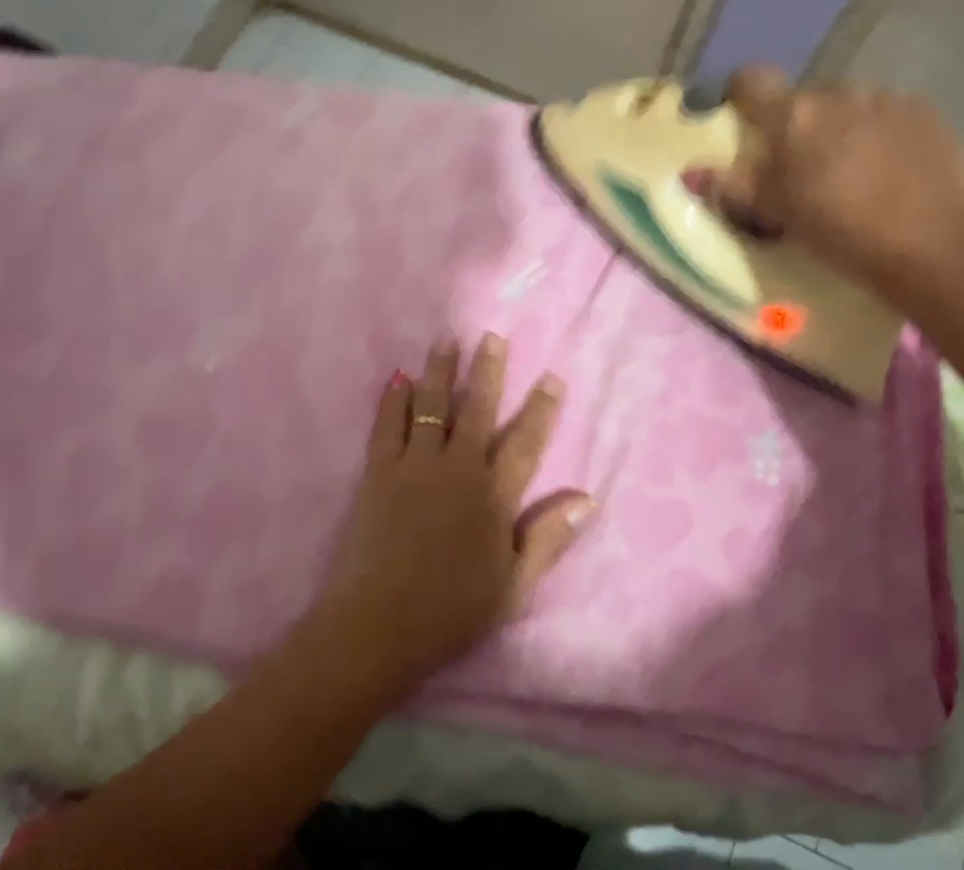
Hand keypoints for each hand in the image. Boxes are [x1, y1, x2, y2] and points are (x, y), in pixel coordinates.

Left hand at [312, 334, 594, 690]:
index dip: (541, 410)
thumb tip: (586, 499)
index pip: (525, 444)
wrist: (378, 625)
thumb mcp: (513, 585)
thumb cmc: (452, 611)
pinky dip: (393, 400)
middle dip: (488, 372)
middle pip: (476, 411)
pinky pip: (387, 426)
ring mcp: (413, 467)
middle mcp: (456, 470)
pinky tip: (397, 379)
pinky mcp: (377, 474)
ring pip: (431, 407)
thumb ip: (547, 539)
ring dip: (440, 372)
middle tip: (492, 337)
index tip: (552, 378)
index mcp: (493, 497)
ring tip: (446, 340)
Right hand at [710, 66, 963, 292]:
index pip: (750, 81)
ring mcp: (889, 99)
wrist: (935, 245)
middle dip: (800, 128)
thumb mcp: (777, 215)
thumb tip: (697, 173)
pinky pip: (891, 118)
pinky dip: (884, 139)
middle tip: (803, 172)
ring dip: (844, 132)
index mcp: (794, 114)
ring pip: (850, 109)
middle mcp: (839, 92)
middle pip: (804, 100)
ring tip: (854, 176)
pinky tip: (893, 176)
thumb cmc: (842, 230)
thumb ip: (737, 188)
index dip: (739, 97)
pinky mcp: (929, 114)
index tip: (741, 124)